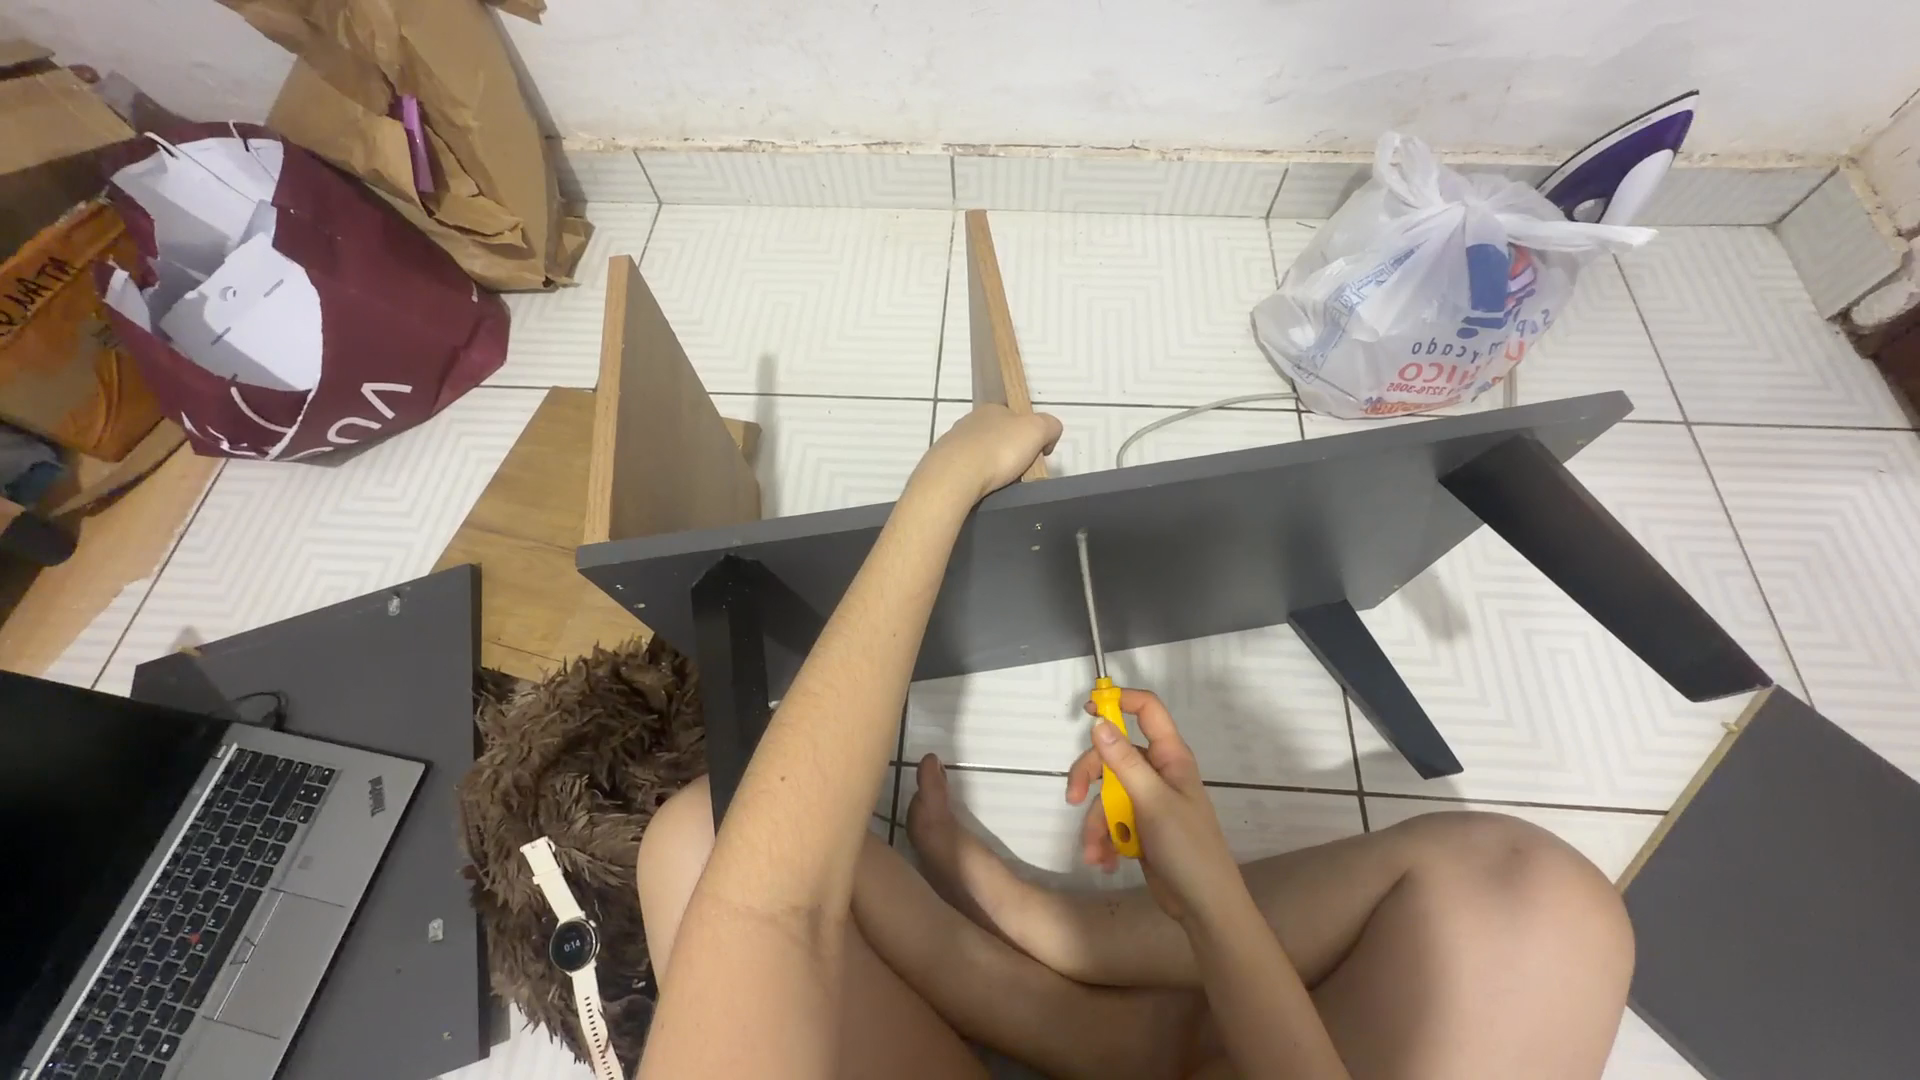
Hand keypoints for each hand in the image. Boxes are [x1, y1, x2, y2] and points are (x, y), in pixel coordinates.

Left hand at [910, 405, 1061, 502]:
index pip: (1015, 417)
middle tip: (1018, 472)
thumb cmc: (999, 449)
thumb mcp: (1037, 430)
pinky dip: (975, 478)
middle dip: (1009, 452)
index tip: (1035, 455)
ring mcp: (952, 443)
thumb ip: (1050, 426)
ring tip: (999, 484)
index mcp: (992, 409)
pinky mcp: (941, 464)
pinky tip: (979, 489)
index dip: (1029, 435)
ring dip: (991, 466)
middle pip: (997, 436)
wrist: (955, 476)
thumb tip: (1048, 437)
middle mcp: (969, 421)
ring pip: (979, 453)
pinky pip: (965, 470)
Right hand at [1065, 689, 1244, 924]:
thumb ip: (1123, 762)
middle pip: (1112, 755)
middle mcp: (1157, 772)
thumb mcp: (1152, 802)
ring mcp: (1147, 800)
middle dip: (1090, 778)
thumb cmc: (1188, 847)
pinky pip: (1110, 821)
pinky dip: (1103, 840)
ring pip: (1106, 794)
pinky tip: (1106, 861)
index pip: (1147, 711)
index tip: (1088, 709)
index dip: (1119, 702)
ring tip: (1096, 852)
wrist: (1204, 907)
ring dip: (1096, 824)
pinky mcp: (1138, 826)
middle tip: (1075, 799)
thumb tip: (1098, 723)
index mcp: (1170, 757)